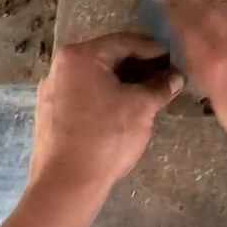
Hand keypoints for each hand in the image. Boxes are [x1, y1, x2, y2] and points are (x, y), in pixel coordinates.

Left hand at [31, 33, 182, 189]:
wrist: (67, 184)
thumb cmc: (106, 135)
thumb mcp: (141, 107)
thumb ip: (160, 86)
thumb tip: (176, 78)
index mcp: (80, 56)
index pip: (124, 42)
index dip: (154, 49)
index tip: (174, 56)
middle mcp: (60, 67)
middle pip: (108, 57)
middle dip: (139, 65)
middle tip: (165, 73)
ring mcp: (52, 91)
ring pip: (95, 77)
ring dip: (123, 81)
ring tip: (149, 91)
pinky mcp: (50, 113)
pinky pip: (84, 94)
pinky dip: (106, 95)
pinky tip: (124, 108)